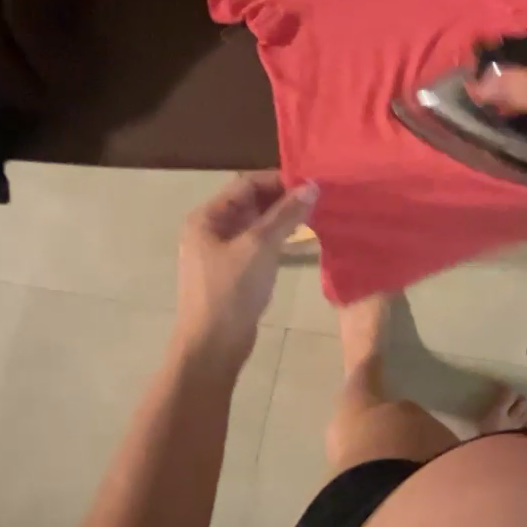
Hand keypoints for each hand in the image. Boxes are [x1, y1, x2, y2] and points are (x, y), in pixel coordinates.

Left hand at [174, 172, 316, 363]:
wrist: (213, 346)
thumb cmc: (231, 291)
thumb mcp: (260, 246)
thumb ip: (286, 214)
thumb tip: (313, 186)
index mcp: (207, 217)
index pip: (247, 184)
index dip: (279, 180)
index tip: (312, 183)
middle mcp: (211, 229)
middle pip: (251, 202)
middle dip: (283, 198)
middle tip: (319, 199)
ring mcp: (221, 251)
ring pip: (257, 224)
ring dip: (283, 218)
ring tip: (316, 215)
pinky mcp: (234, 271)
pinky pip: (258, 244)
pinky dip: (278, 238)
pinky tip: (300, 239)